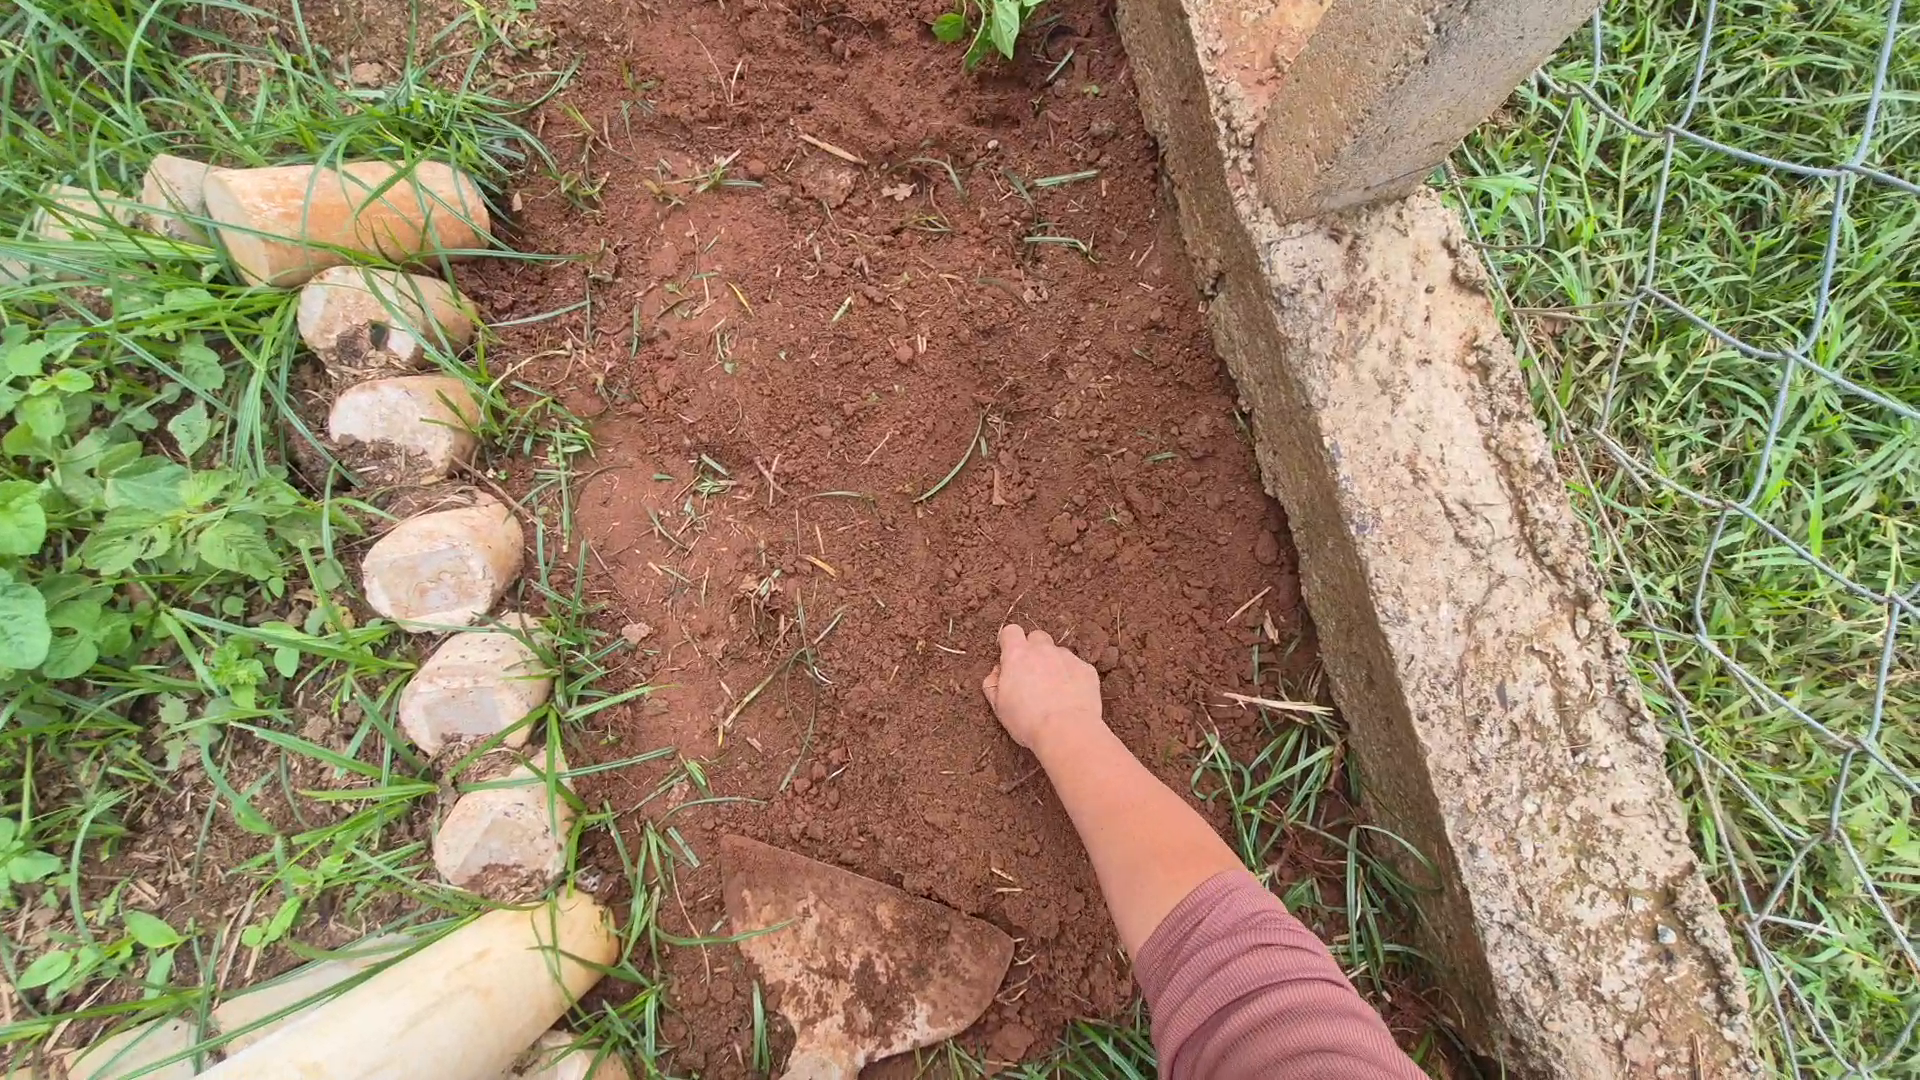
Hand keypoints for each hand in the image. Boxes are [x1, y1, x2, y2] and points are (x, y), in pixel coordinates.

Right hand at [981, 623, 1103, 756]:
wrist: (1067, 731)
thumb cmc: (1028, 721)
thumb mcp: (999, 706)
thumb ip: (993, 683)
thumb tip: (997, 672)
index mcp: (1017, 655)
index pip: (1011, 631)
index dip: (1009, 642)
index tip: (1009, 657)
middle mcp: (1043, 650)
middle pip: (1036, 637)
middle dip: (1033, 650)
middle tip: (1032, 674)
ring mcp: (1067, 657)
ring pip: (1058, 653)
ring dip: (1054, 665)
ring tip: (1054, 691)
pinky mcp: (1087, 669)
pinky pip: (1077, 667)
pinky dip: (1073, 677)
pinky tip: (1071, 698)